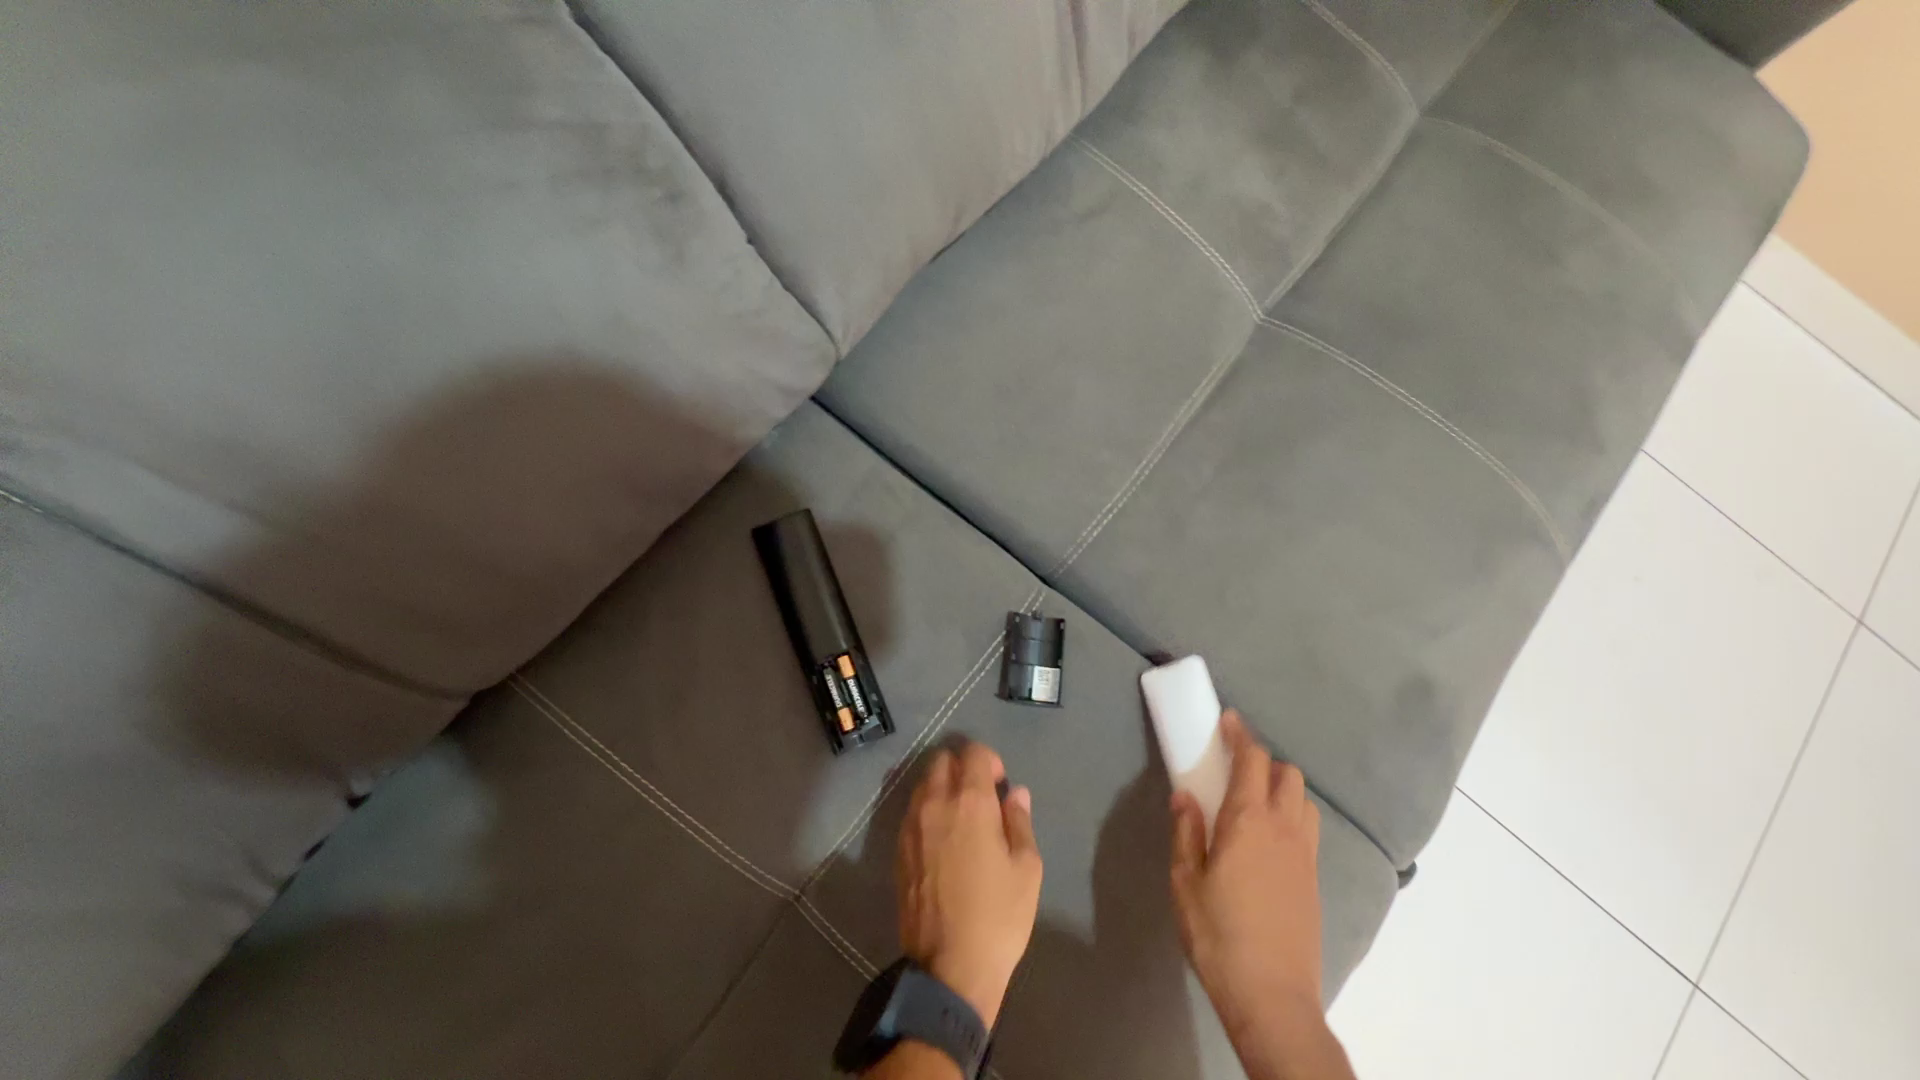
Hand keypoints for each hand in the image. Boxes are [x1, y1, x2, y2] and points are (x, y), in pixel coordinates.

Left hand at [896, 742, 1042, 1027]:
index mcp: (970, 803)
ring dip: (942, 787)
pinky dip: (928, 810)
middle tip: (982, 797)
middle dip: (963, 768)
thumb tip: (1015, 793)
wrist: (950, 966)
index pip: (973, 753)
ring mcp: (910, 826)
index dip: (990, 761)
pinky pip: (912, 811)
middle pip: (942, 761)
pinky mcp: (898, 849)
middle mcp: (934, 804)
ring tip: (962, 818)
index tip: (1001, 784)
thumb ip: (1020, 822)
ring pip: (923, 784)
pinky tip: (943, 838)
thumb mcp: (1026, 868)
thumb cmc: (998, 916)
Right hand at [1169, 710, 1325, 1030]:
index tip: (1227, 720)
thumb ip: (1186, 832)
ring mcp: (1305, 855)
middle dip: (1262, 760)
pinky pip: (1307, 829)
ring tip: (1252, 803)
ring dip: (1281, 788)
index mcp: (1249, 821)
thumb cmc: (1218, 935)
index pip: (1253, 761)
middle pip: (1287, 774)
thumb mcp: (1185, 882)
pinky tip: (1267, 842)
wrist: (1272, 995)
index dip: (1241, 735)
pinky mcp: (1314, 879)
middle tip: (1233, 768)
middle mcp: (1285, 829)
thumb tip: (1185, 795)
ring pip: (1302, 801)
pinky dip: (1290, 816)